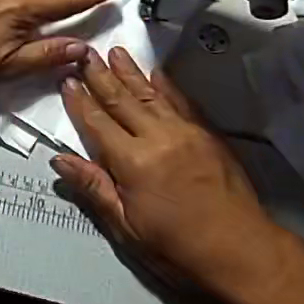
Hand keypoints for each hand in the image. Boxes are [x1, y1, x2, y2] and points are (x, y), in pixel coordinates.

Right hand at [54, 48, 292, 300]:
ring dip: (130, 72)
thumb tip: (61, 160)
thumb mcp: (127, 228)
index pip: (98, 123)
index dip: (80, 101)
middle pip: (122, 101)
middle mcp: (158, 138)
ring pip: (150, 95)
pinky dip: (167, 86)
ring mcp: (185, 132)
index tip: (67, 80)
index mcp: (133, 163)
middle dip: (100, 75)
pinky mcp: (206, 134)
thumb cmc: (180, 249)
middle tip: (86, 54)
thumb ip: (94, 188)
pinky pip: (181, 102)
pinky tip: (157, 74)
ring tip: (115, 52)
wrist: (242, 252)